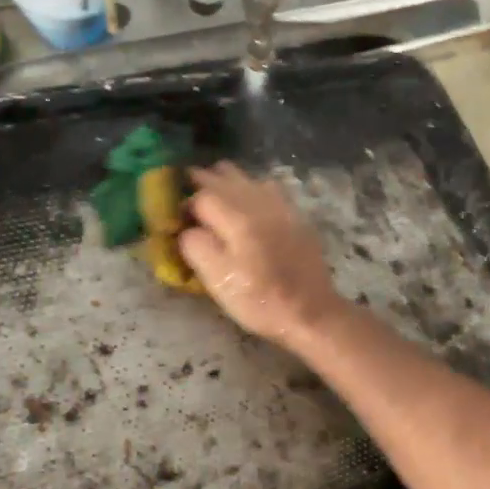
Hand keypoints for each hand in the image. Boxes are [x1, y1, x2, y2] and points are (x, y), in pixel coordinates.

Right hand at [179, 162, 345, 345]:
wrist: (312, 312)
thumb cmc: (261, 301)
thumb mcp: (217, 280)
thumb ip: (195, 246)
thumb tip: (186, 227)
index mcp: (237, 218)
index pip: (201, 194)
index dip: (184, 203)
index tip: (177, 218)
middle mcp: (259, 202)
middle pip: (223, 176)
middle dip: (201, 183)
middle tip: (188, 198)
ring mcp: (282, 206)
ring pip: (246, 177)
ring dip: (226, 183)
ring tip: (215, 199)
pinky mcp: (296, 215)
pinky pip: (267, 188)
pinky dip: (250, 189)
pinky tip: (247, 205)